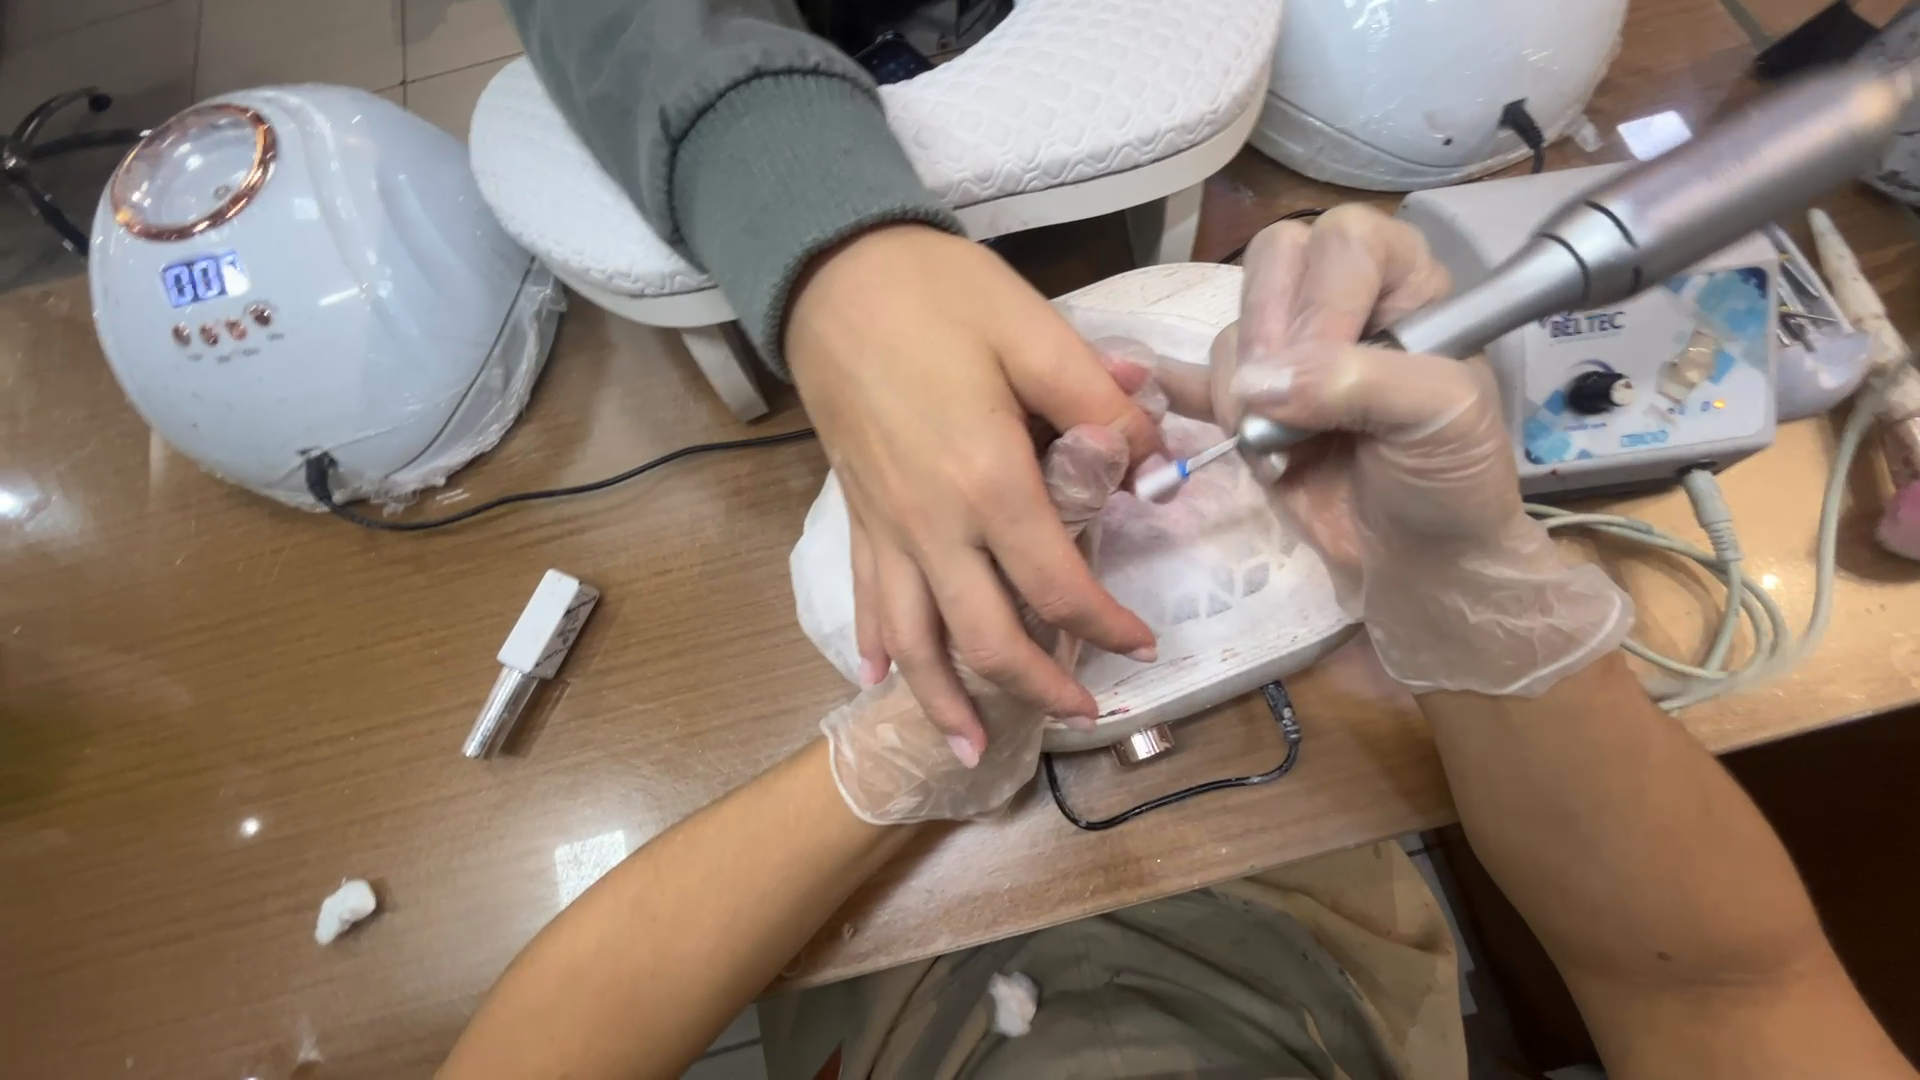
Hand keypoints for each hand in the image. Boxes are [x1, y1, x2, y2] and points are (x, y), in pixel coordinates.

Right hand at [787, 225, 1160, 762]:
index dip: (1104, 625)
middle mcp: (932, 525)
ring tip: (967, 748)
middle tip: (1078, 713)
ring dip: (942, 700)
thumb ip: (1101, 403)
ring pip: (913, 639)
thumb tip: (1156, 465)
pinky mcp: (856, 515)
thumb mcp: (1034, 332)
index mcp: (987, 482)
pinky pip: (865, 596)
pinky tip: (876, 676)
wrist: (832, 276)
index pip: (1056, 584)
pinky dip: (875, 644)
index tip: (1141, 647)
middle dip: (1035, 686)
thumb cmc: (937, 298)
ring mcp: (885, 528)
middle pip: (983, 637)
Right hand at [1157, 205, 1631, 695]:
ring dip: (1239, 393)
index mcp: (1403, 285)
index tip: (1322, 371)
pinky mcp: (1245, 408)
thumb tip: (1256, 383)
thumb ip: (1357, 382)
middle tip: (1275, 403)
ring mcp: (1285, 359)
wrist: (1413, 556)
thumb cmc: (1449, 479)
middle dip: (1265, 332)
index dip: (1322, 299)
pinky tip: (1150, 390)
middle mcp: (1339, 306)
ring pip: (1231, 334)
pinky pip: (1193, 381)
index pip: (1343, 244)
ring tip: (1272, 450)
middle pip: (1273, 263)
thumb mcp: (1440, 416)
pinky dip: (1171, 387)